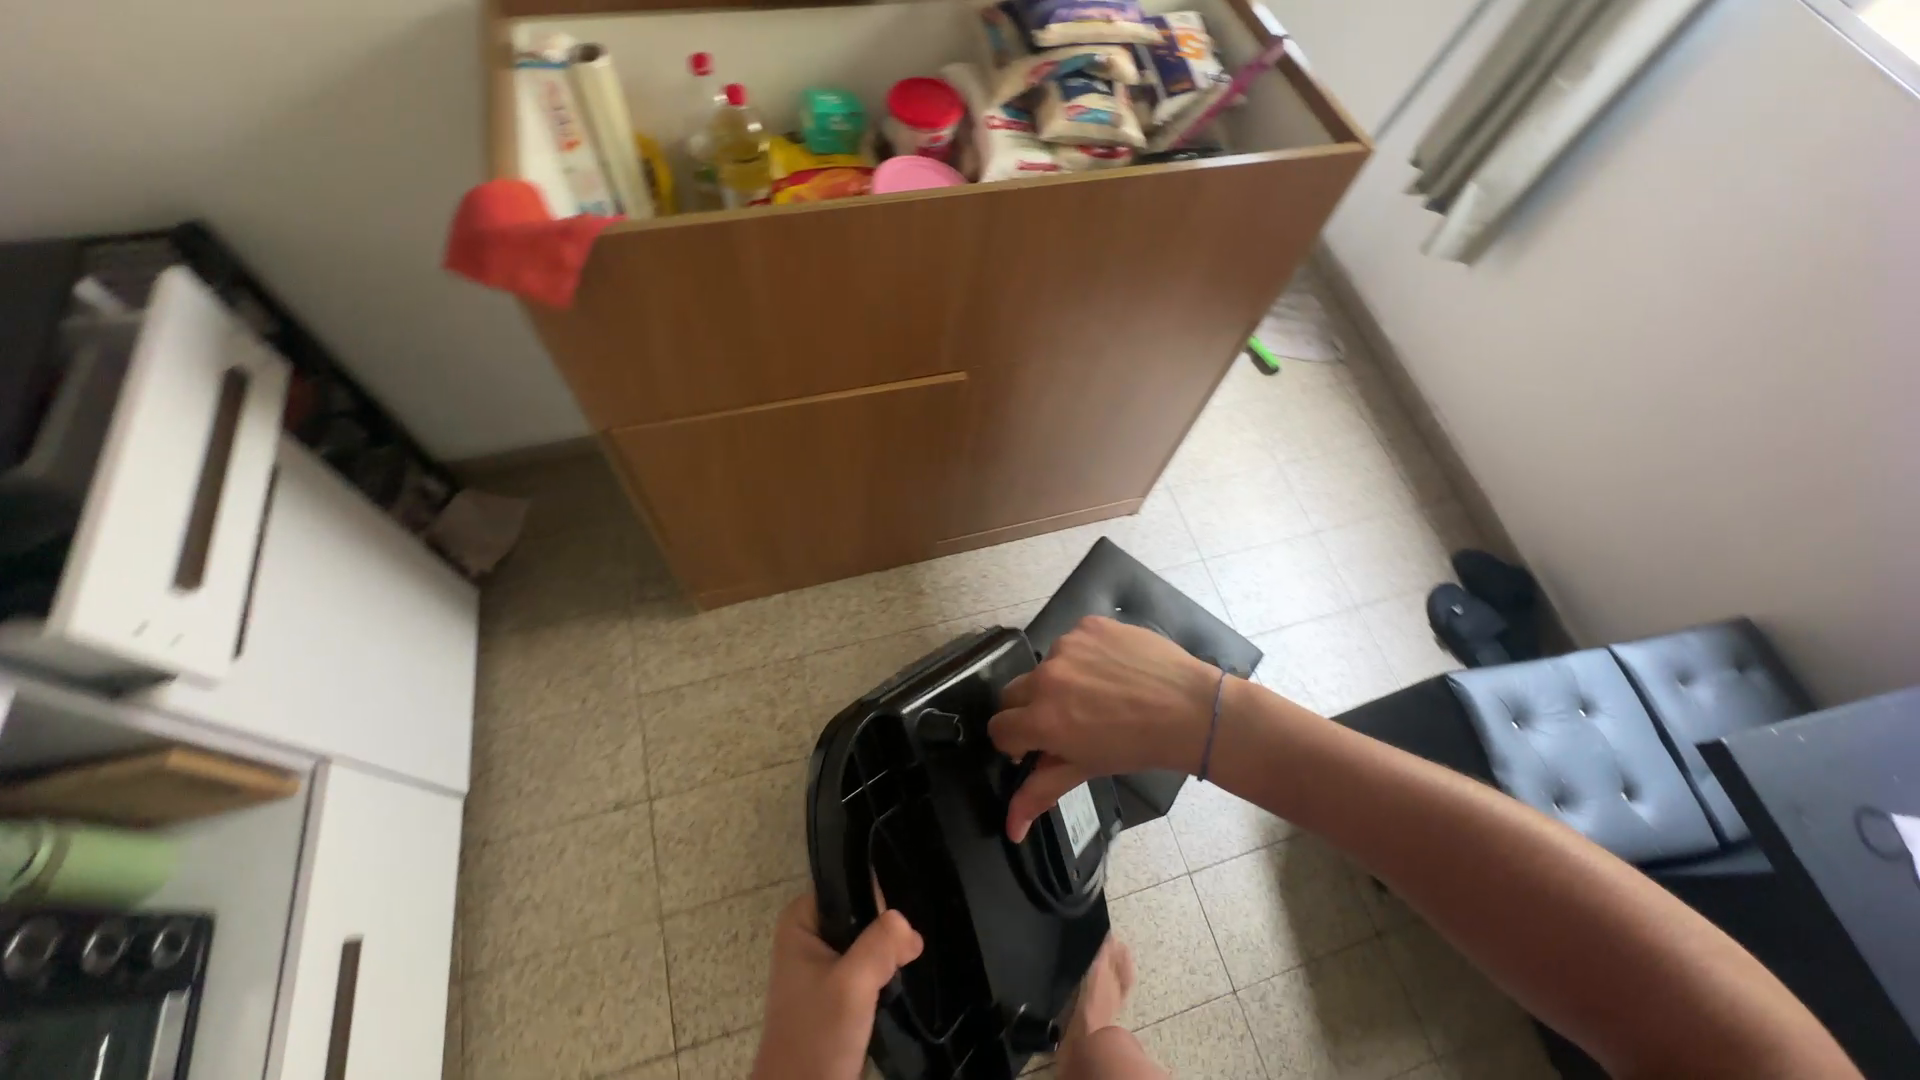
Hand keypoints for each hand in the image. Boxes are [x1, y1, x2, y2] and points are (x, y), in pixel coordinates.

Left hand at [753, 892, 922, 1079]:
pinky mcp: (837, 990)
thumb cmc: (816, 1035)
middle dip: (887, 933)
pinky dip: (884, 974)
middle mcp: (809, 935)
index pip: (849, 885)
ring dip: (887, 956)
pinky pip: (870, 965)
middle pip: (863, 913)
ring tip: (901, 971)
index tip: (897, 927)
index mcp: (800, 920)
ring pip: (870, 941)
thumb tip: (906, 922)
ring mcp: (823, 964)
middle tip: (904, 955)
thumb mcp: (851, 984)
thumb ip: (880, 945)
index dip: (877, 901)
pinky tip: (895, 984)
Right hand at [989, 616, 1222, 840]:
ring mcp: (1068, 645)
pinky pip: (1072, 641)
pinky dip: (1085, 656)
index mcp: (1041, 718)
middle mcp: (1047, 676)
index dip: (1016, 742)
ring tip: (1097, 695)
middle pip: (1013, 694)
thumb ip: (1040, 793)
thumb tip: (1010, 829)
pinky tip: (1111, 670)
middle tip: (1065, 722)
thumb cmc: (1138, 746)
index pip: (998, 728)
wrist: (1192, 710)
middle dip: (1029, 710)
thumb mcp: (1085, 769)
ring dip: (1059, 681)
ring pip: (1045, 665)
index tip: (1037, 747)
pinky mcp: (1089, 624)